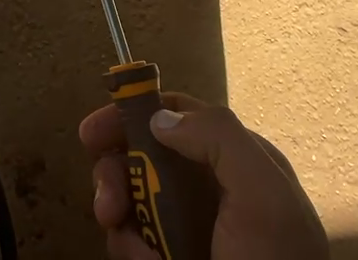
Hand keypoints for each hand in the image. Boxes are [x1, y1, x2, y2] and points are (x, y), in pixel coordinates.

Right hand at [81, 94, 327, 259]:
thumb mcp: (264, 197)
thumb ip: (220, 139)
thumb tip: (159, 118)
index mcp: (238, 160)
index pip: (177, 113)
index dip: (132, 113)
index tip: (93, 134)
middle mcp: (210, 185)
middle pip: (142, 152)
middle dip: (114, 174)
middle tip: (106, 204)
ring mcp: (190, 223)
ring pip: (131, 196)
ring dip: (120, 220)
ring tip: (135, 252)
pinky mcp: (173, 254)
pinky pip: (133, 239)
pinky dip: (131, 251)